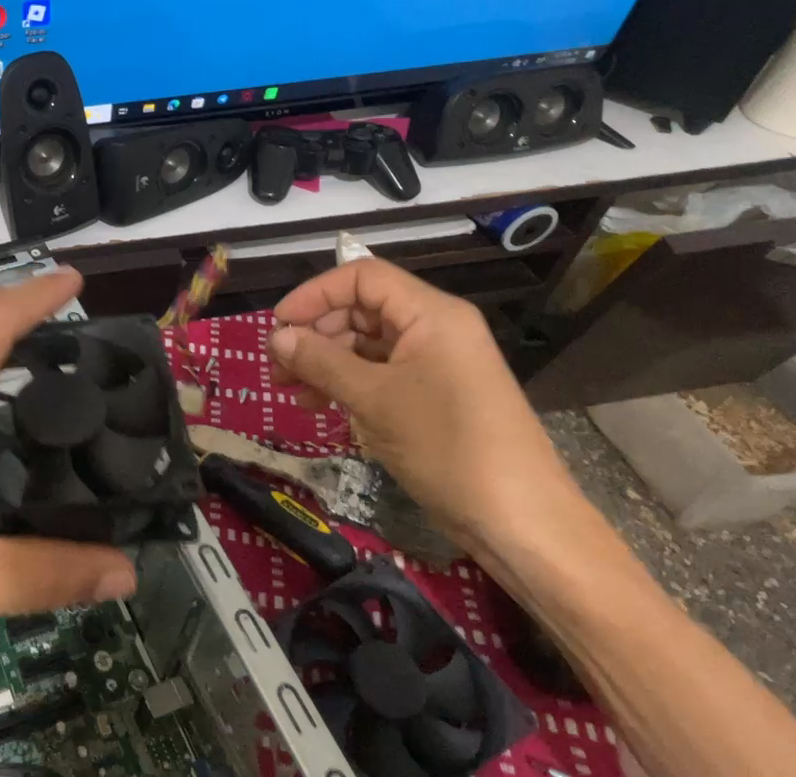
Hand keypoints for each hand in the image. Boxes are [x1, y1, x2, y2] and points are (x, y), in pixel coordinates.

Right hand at [266, 258, 574, 551]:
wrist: (517, 519)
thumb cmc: (446, 446)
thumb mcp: (373, 399)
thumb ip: (320, 361)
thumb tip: (277, 336)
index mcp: (431, 314)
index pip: (362, 277)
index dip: (315, 294)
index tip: (277, 326)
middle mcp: (434, 329)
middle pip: (361, 309)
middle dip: (315, 333)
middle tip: (278, 368)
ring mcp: (435, 363)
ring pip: (365, 344)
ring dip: (324, 362)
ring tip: (290, 391)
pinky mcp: (432, 395)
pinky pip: (380, 374)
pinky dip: (346, 383)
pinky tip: (319, 406)